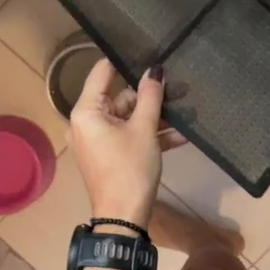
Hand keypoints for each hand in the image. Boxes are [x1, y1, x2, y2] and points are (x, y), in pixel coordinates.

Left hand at [68, 59, 180, 225]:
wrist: (124, 219)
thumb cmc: (130, 169)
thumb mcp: (145, 129)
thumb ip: (150, 96)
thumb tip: (155, 70)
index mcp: (86, 112)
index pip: (102, 72)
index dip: (123, 60)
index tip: (146, 50)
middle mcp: (85, 122)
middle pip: (118, 97)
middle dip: (148, 96)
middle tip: (176, 87)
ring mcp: (96, 140)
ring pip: (127, 117)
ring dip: (154, 117)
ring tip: (183, 112)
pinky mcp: (107, 154)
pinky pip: (127, 135)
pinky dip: (149, 134)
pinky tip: (179, 135)